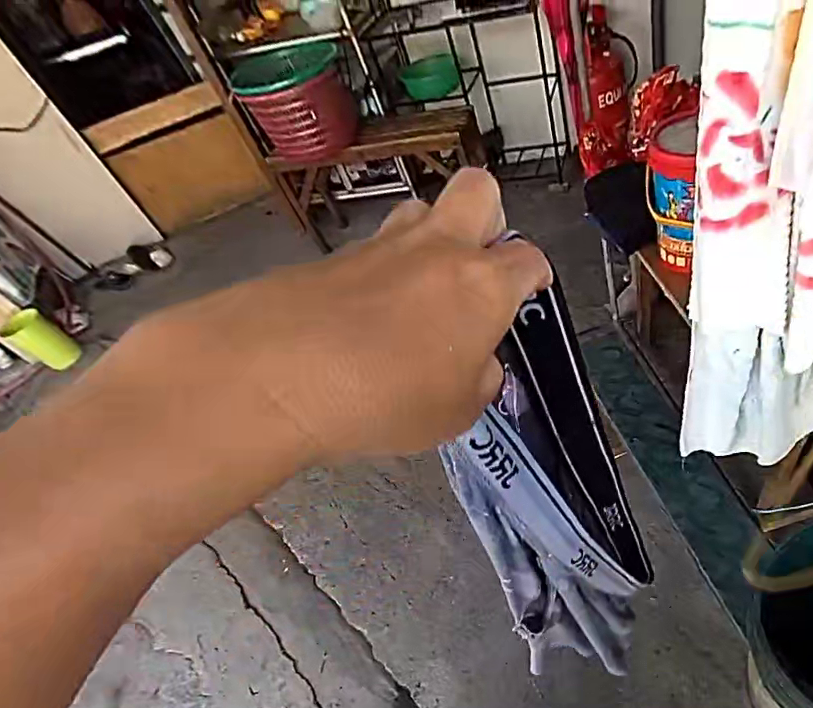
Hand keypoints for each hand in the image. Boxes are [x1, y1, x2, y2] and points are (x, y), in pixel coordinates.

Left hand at [99, 169, 551, 477]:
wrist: (277, 376)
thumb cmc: (390, 401)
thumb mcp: (458, 413)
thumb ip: (480, 380)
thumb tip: (477, 362)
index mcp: (484, 287)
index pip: (528, 259)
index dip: (535, 276)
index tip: (530, 292)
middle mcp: (439, 249)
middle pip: (479, 190)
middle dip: (490, 218)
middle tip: (479, 266)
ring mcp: (382, 244)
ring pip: (421, 211)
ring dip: (433, 239)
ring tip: (422, 295)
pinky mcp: (333, 256)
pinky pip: (375, 251)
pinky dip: (384, 274)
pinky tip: (369, 319)